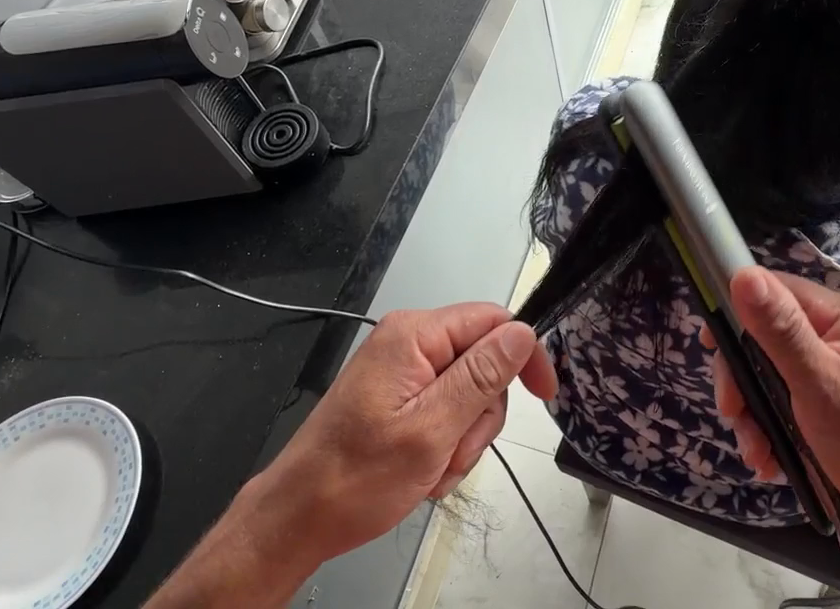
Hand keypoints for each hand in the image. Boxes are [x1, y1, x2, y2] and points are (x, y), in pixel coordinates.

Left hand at [146, 303, 556, 607]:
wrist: (297, 519)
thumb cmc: (356, 478)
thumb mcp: (431, 429)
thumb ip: (481, 377)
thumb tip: (523, 332)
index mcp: (415, 335)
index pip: (493, 320)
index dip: (524, 355)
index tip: (542, 397)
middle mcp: (408, 342)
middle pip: (483, 360)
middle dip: (480, 414)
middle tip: (453, 452)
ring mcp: (401, 370)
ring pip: (468, 393)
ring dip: (461, 438)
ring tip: (431, 468)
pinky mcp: (397, 396)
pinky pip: (445, 411)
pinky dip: (444, 445)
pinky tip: (421, 471)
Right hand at [708, 267, 839, 515]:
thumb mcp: (819, 383)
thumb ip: (779, 329)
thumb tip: (742, 274)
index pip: (775, 291)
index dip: (736, 313)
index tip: (710, 348)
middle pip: (768, 338)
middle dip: (743, 380)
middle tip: (732, 415)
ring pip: (774, 377)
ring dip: (755, 414)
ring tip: (756, 453)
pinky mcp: (838, 408)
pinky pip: (790, 405)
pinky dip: (774, 431)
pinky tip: (771, 461)